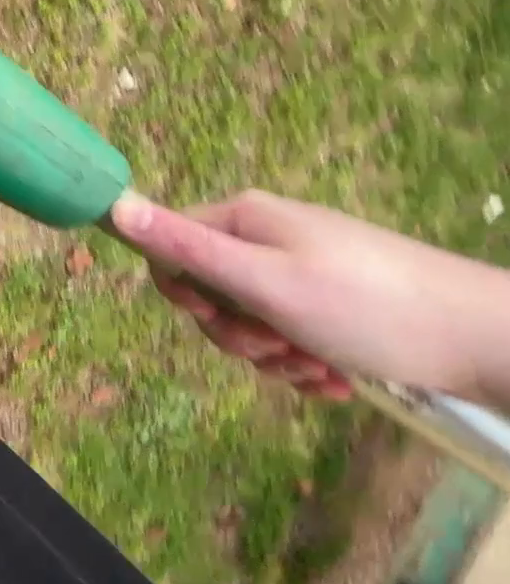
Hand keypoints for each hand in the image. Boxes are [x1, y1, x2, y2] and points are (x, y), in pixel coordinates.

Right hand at [111, 191, 509, 403]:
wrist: (498, 344)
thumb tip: (111, 205)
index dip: (182, 291)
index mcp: (243, 218)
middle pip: (208, 289)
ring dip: (270, 353)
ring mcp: (303, 267)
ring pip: (246, 317)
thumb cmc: (369, 308)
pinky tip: (333, 379)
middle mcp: (267, 235)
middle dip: (233, 331)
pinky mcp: (335, 300)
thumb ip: (185, 247)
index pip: (169, 248)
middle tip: (274, 349)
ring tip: (316, 371)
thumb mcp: (263, 282)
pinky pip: (287, 330)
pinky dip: (301, 359)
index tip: (218, 315)